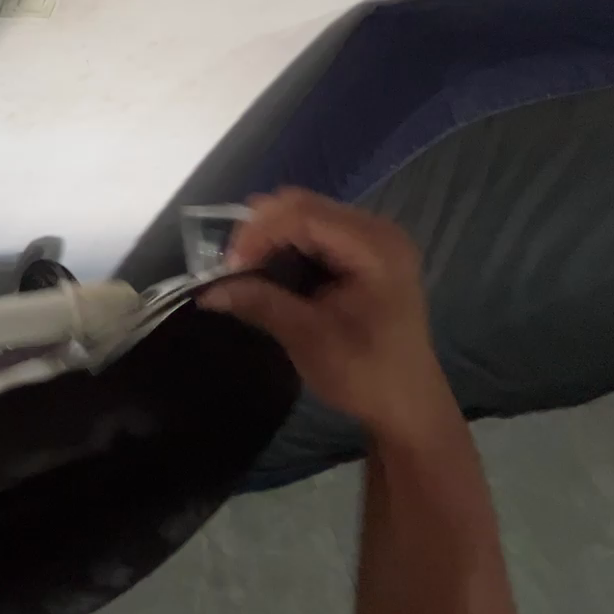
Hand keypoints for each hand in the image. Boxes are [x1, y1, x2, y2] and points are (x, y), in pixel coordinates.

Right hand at [198, 188, 454, 439]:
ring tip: (244, 268)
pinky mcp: (358, 250)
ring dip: (265, 236)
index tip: (227, 266)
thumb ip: (259, 303)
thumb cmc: (366, 374)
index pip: (302, 215)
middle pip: (299, 205)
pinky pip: (307, 228)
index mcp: (375, 248)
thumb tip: (205, 290)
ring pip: (299, 213)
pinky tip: (267, 268)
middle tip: (231, 266)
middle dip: (257, 231)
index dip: (257, 233)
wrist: (408, 407)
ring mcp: (369, 238)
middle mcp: (376, 231)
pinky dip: (279, 243)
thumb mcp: (308, 338)